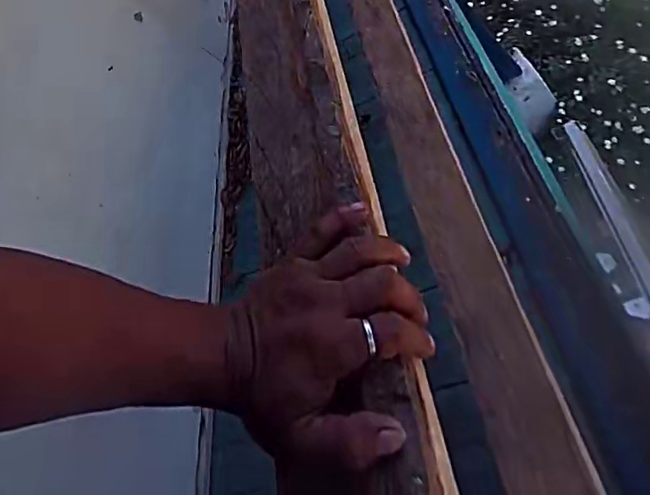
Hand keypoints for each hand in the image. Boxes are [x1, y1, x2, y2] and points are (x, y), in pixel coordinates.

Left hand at [222, 204, 436, 470]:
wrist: (224, 355)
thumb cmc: (266, 396)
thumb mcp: (303, 437)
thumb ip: (349, 441)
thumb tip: (395, 432)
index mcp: (333, 345)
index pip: (390, 331)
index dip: (415, 337)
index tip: (425, 348)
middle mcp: (326, 302)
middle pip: (381, 284)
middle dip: (409, 296)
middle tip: (419, 312)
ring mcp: (308, 273)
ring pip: (357, 250)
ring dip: (386, 251)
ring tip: (405, 260)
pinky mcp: (293, 258)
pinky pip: (319, 230)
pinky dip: (342, 216)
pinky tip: (362, 209)